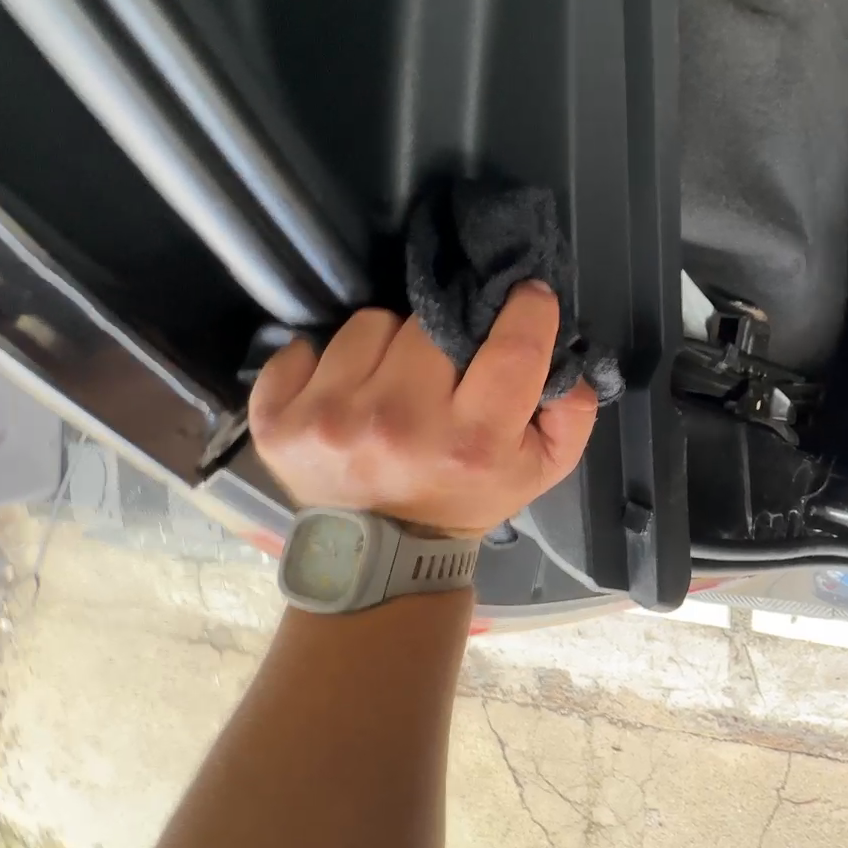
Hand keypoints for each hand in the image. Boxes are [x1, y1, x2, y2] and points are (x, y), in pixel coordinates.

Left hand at [248, 281, 597, 537]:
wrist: (384, 553)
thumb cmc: (472, 497)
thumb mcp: (546, 467)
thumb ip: (573, 411)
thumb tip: (565, 352)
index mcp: (473, 441)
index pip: (512, 349)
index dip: (528, 310)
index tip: (530, 294)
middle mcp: (399, 425)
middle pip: (433, 326)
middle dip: (450, 334)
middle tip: (452, 361)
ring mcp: (329, 419)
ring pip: (370, 325)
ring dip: (391, 343)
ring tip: (398, 376)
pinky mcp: (275, 420)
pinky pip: (305, 346)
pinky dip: (330, 360)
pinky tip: (350, 388)